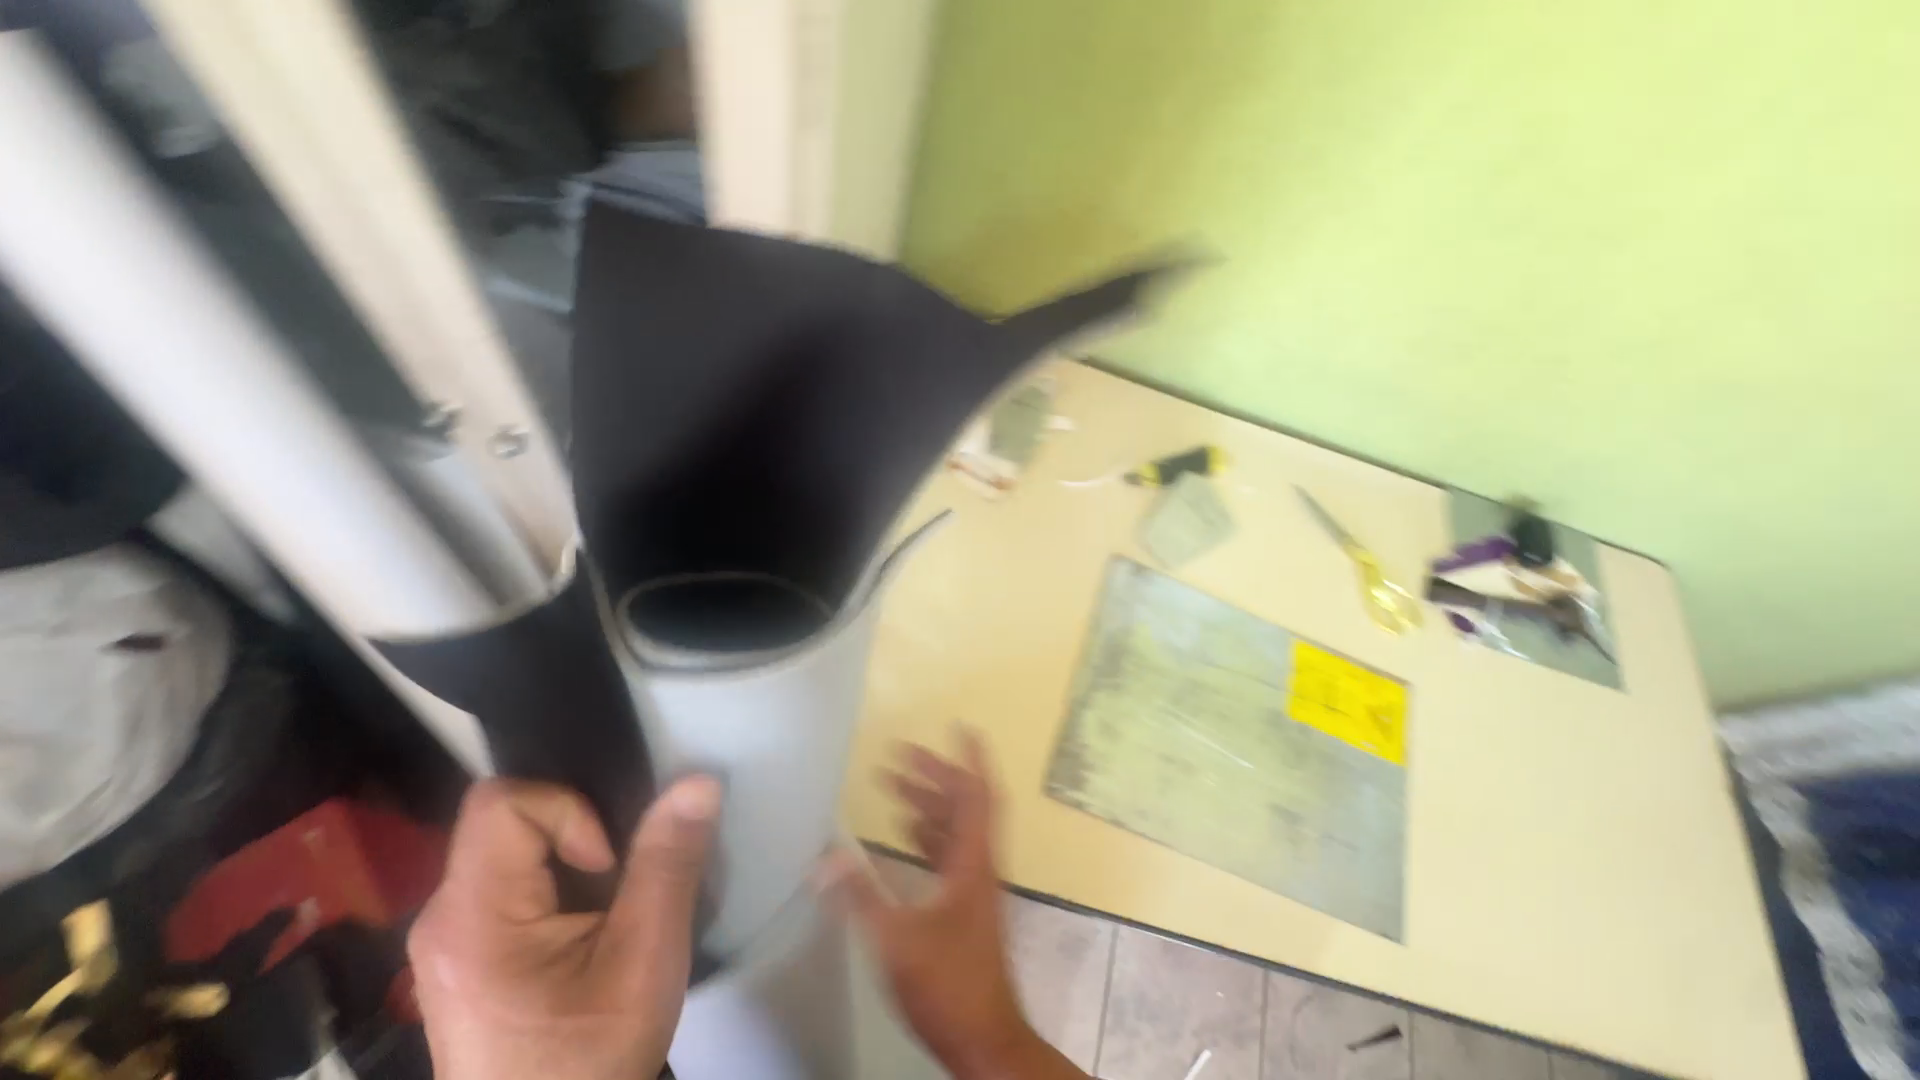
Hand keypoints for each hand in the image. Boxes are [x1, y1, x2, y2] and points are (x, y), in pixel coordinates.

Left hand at [408, 775, 720, 1079]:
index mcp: (472, 917)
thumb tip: (698, 783)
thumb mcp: (646, 960)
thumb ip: (668, 864)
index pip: (503, 802)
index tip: (603, 870)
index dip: (567, 812)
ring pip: (509, 852)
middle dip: (576, 839)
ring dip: (568, 865)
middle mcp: (441, 917)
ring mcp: (443, 940)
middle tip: (615, 895)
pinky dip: (552, 889)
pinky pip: (505, 885)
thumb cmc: (589, 1060)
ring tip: (604, 920)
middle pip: (506, 823)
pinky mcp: (458, 958)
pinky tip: (581, 941)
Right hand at [820, 729, 1087, 1079]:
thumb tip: (824, 856)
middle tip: (898, 756)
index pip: (978, 794)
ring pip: (955, 830)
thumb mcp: (896, 938)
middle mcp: (979, 866)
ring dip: (928, 805)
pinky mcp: (965, 908)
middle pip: (963, 807)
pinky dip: (927, 836)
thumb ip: (860, 895)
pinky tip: (903, 836)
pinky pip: (948, 855)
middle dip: (933, 776)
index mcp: (972, 861)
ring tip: (893, 787)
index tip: (958, 725)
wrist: (984, 1038)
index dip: (970, 757)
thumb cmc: (947, 983)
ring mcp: (974, 888)